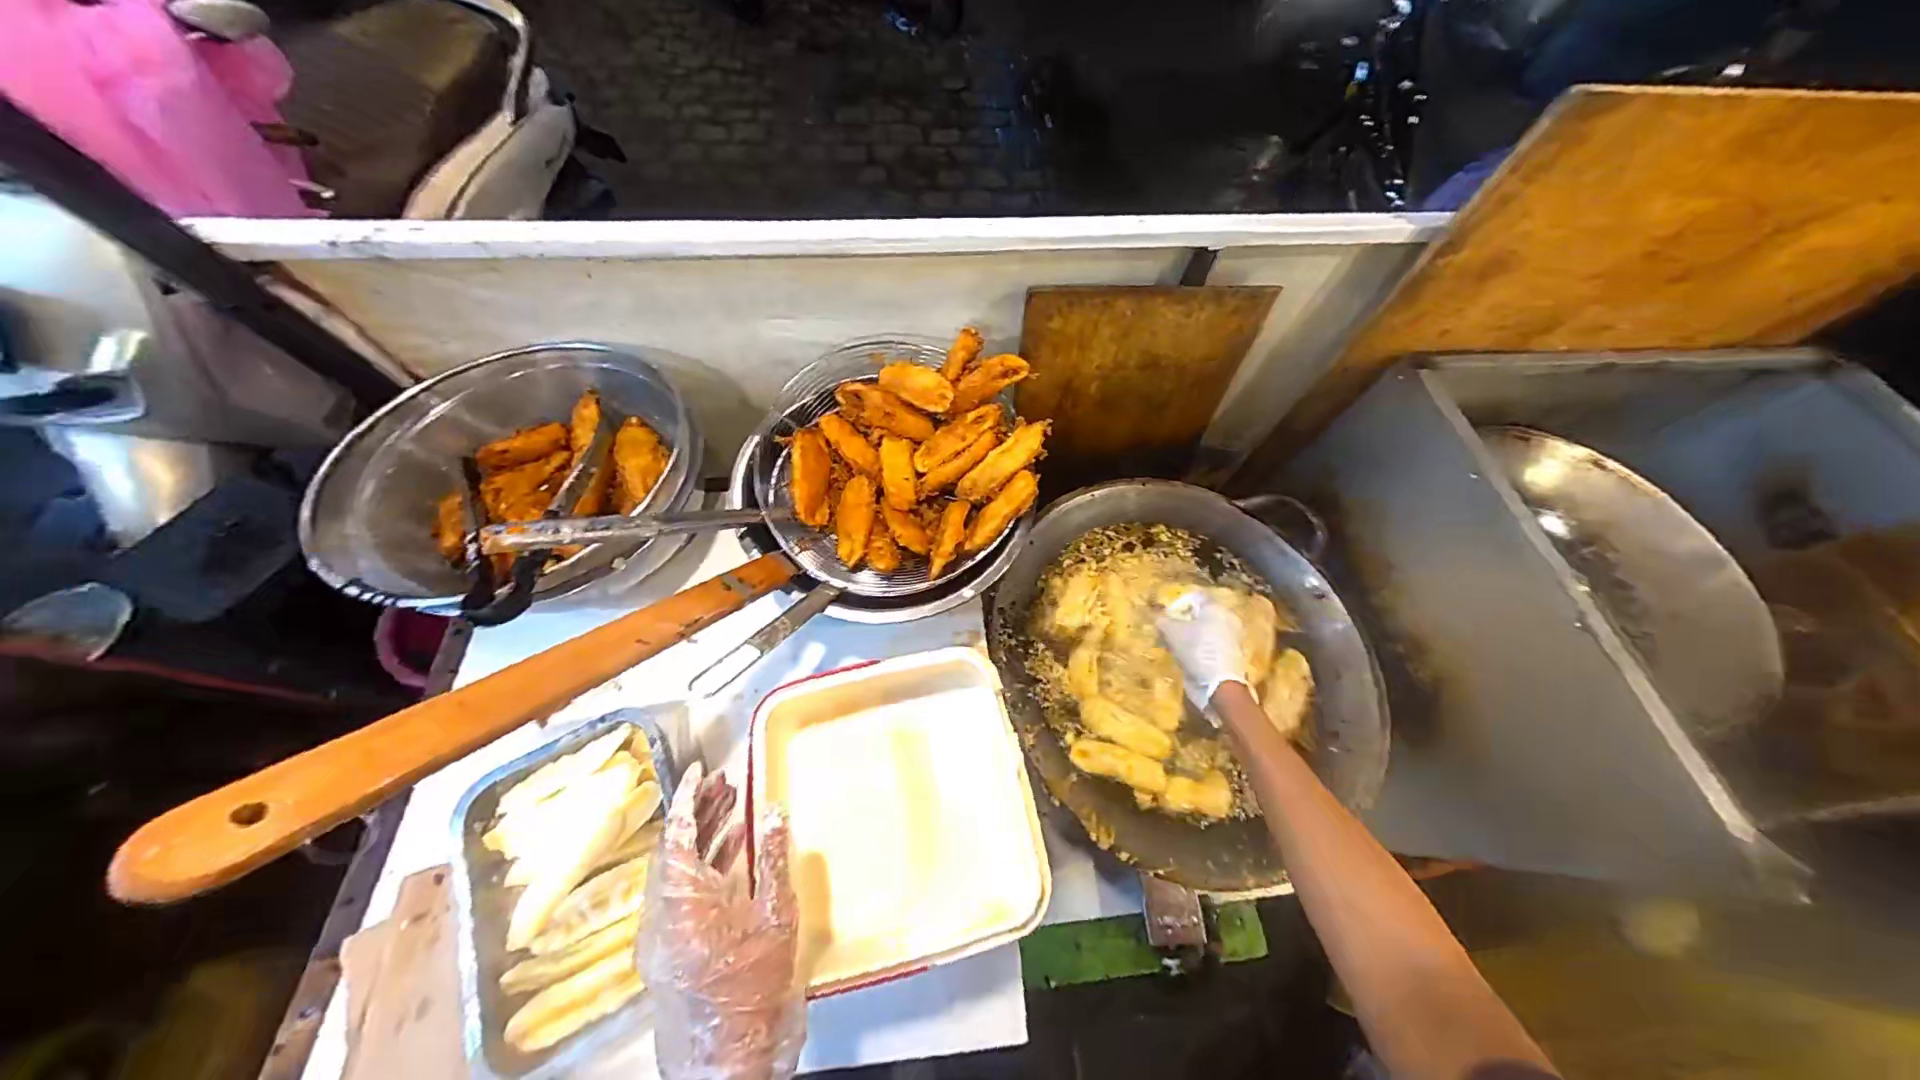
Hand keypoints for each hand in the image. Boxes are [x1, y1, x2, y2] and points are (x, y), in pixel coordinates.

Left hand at [639, 762, 805, 1079]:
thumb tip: (773, 811)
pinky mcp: (667, 950)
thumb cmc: (751, 986)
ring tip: (732, 810)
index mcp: (681, 899)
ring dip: (703, 837)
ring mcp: (660, 934)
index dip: (688, 796)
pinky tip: (731, 855)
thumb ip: (772, 858)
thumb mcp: (774, 916)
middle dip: (700, 812)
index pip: (677, 832)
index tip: (699, 771)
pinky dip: (703, 866)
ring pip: (676, 870)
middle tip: (726, 785)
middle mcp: (661, 912)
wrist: (725, 1057)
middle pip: (674, 847)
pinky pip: (679, 893)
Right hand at [1154, 587, 1248, 716]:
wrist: (1219, 685)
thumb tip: (1155, 615)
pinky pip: (1208, 646)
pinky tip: (1184, 659)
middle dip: (1181, 623)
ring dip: (1187, 638)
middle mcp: (1227, 620)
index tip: (1165, 617)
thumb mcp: (1171, 632)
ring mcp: (1230, 640)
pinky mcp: (1228, 657)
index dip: (1177, 604)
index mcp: (1216, 609)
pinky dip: (1196, 650)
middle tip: (1166, 633)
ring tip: (1172, 648)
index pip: (1195, 597)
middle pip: (1199, 615)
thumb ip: (1161, 619)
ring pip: (1203, 632)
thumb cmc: (1196, 650)